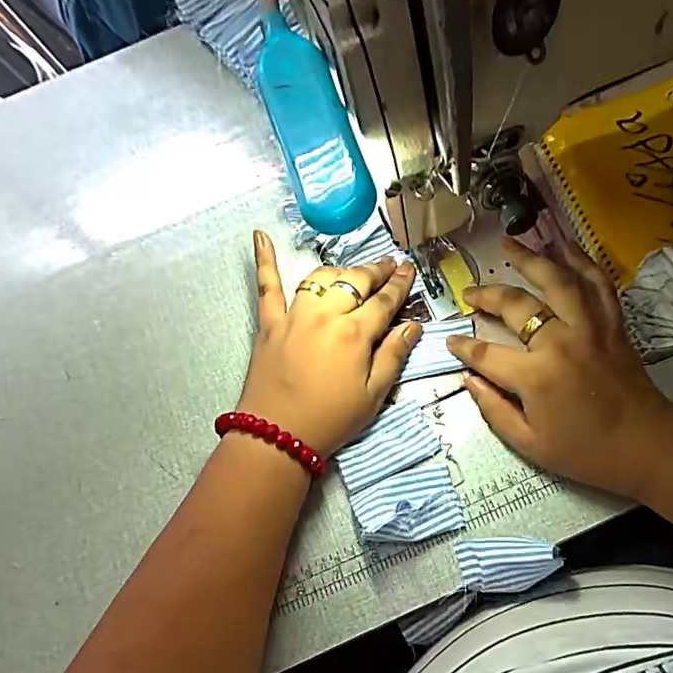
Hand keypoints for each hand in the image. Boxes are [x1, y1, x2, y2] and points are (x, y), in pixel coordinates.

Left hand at [237, 231, 421, 455]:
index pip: (384, 300)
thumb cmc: (332, 419)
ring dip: (340, 270)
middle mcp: (326, 315)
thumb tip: (413, 326)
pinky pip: (267, 286)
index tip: (409, 270)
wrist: (277, 436)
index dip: (399, 284)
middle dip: (376, 270)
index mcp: (355, 333)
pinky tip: (259, 237)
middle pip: (356, 282)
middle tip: (390, 264)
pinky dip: (263, 260)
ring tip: (353, 271)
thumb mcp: (374, 393)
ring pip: (320, 278)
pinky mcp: (270, 324)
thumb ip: (394, 355)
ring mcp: (295, 316)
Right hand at [445, 238, 672, 498]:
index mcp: (536, 376)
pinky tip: (567, 247)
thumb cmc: (586, 452)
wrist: (645, 444)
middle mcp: (560, 341)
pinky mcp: (612, 325)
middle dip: (488, 295)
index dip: (463, 347)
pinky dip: (583, 262)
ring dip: (532, 259)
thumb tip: (469, 379)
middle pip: (517, 305)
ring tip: (510, 244)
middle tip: (470, 292)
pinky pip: (598, 285)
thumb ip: (494, 410)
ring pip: (558, 280)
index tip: (451, 341)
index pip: (486, 354)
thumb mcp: (530, 444)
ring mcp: (590, 328)